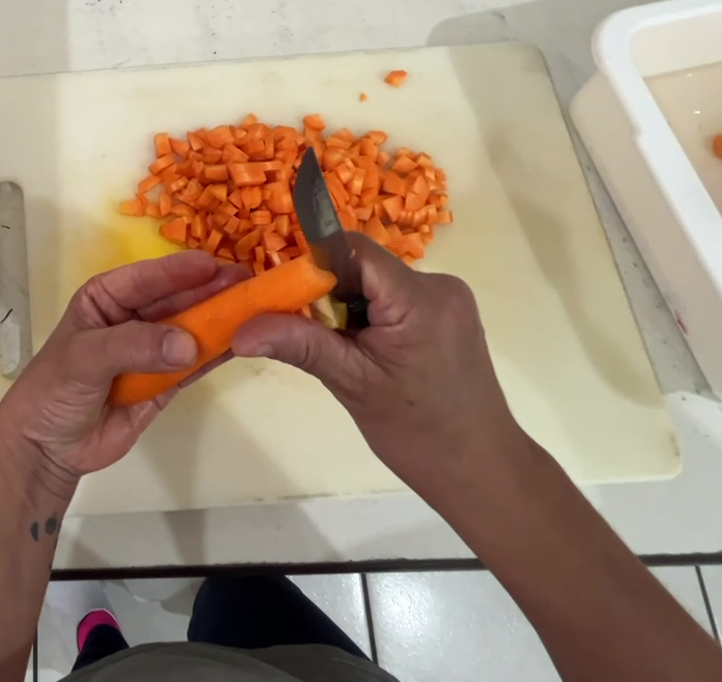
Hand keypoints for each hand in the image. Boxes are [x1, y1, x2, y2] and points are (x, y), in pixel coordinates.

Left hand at [0, 251, 249, 493]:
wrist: (49, 445)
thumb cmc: (55, 388)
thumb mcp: (85, 358)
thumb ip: (133, 346)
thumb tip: (188, 343)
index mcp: (106, 297)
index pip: (146, 278)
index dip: (179, 270)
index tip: (214, 265)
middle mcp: (132, 316)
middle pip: (175, 299)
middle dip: (209, 290)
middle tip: (249, 283)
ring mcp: (151, 349)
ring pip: (191, 328)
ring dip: (220, 319)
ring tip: (258, 308)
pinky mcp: (165, 381)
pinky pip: (195, 363)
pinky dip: (217, 353)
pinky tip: (244, 343)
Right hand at [230, 234, 524, 499]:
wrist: (482, 472)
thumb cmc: (418, 433)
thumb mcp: (351, 384)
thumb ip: (297, 344)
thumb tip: (239, 332)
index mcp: (418, 298)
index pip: (351, 249)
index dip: (310, 263)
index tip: (281, 295)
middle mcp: (437, 286)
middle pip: (360, 265)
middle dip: (324, 293)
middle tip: (302, 331)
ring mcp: (445, 299)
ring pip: (372, 281)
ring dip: (343, 307)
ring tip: (338, 350)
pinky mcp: (444, 314)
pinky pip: (389, 297)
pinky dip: (364, 316)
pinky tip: (361, 352)